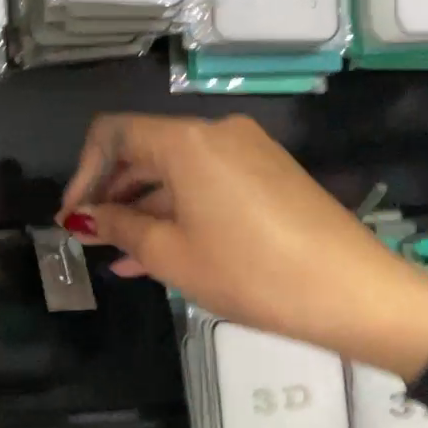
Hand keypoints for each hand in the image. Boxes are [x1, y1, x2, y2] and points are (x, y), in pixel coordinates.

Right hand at [58, 114, 427, 381]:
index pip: (113, 134)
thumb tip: (86, 217)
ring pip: (174, 173)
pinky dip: (175, 212)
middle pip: (144, 151)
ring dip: (141, 209)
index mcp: (188, 143)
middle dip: (109, 193)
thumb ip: (119, 227)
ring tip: (117, 254)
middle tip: (89, 237)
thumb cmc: (248, 272)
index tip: (73, 216)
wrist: (353, 294)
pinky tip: (154, 253)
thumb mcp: (170, 254)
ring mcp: (247, 153)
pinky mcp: (268, 176)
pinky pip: (205, 185)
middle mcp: (216, 135)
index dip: (82, 173)